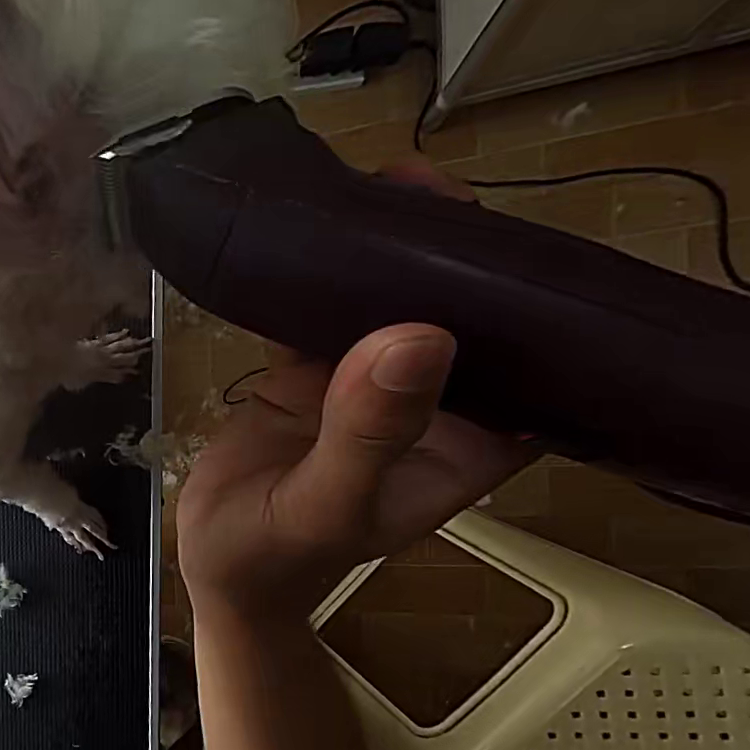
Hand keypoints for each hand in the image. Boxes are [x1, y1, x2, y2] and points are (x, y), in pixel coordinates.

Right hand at [177, 163, 536, 623]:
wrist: (212, 561)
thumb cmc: (271, 558)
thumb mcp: (322, 507)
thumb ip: (367, 436)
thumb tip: (418, 334)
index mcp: (464, 447)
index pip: (533, 368)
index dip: (537, 304)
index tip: (514, 241)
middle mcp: (430, 408)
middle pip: (461, 320)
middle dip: (454, 257)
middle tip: (429, 193)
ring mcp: (368, 386)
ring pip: (393, 307)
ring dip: (389, 255)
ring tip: (379, 188)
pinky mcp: (315, 373)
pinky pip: (326, 316)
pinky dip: (319, 277)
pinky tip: (316, 230)